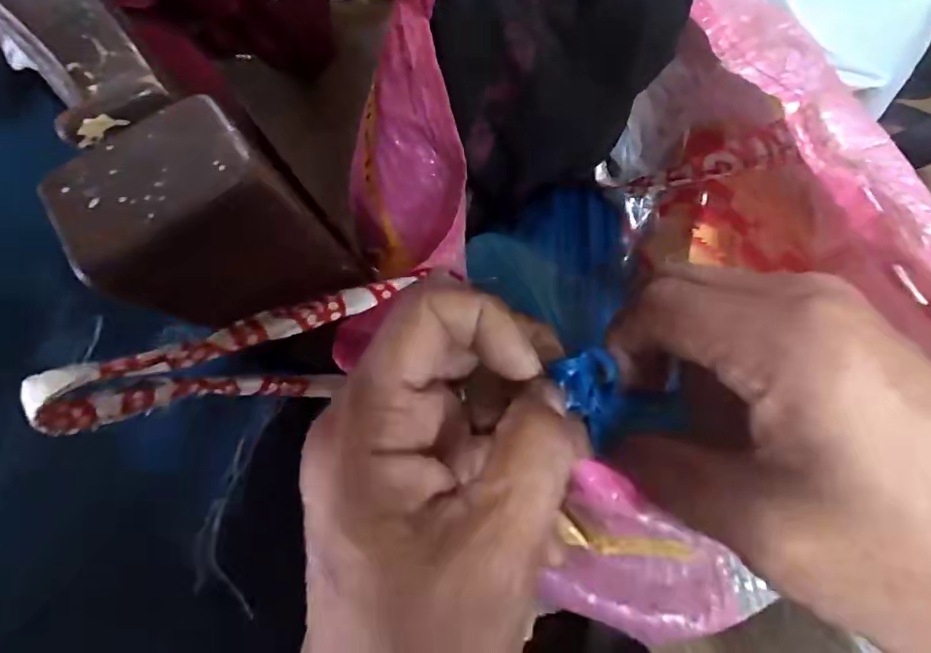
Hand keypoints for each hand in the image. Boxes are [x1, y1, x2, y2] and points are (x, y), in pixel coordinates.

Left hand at [301, 283, 588, 652]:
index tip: (536, 373)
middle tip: (564, 398)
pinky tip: (534, 468)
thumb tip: (557, 390)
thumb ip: (538, 445)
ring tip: (555, 445)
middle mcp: (367, 413)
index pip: (429, 310)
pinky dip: (510, 424)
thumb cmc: (432, 639)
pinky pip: (467, 409)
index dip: (492, 320)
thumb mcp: (500, 541)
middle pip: (448, 333)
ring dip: (519, 394)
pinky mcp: (410, 458)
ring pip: (465, 368)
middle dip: (515, 355)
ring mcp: (387, 435)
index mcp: (366, 423)